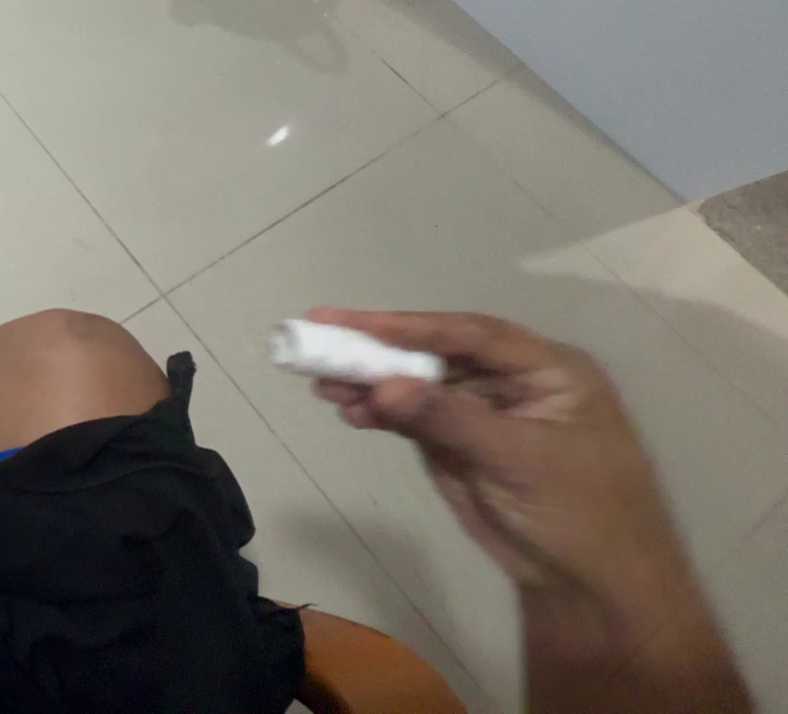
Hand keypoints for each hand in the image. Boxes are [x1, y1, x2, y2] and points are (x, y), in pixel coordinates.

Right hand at [309, 309, 684, 596]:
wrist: (588, 586)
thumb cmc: (579, 514)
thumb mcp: (519, 460)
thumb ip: (449, 417)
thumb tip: (382, 385)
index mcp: (546, 370)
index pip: (469, 334)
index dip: (410, 326)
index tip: (355, 323)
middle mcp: (507, 378)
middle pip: (430, 348)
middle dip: (375, 346)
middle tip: (320, 333)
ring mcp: (475, 405)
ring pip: (409, 377)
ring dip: (365, 379)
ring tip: (322, 384)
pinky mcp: (448, 433)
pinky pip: (402, 409)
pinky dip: (372, 409)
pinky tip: (348, 412)